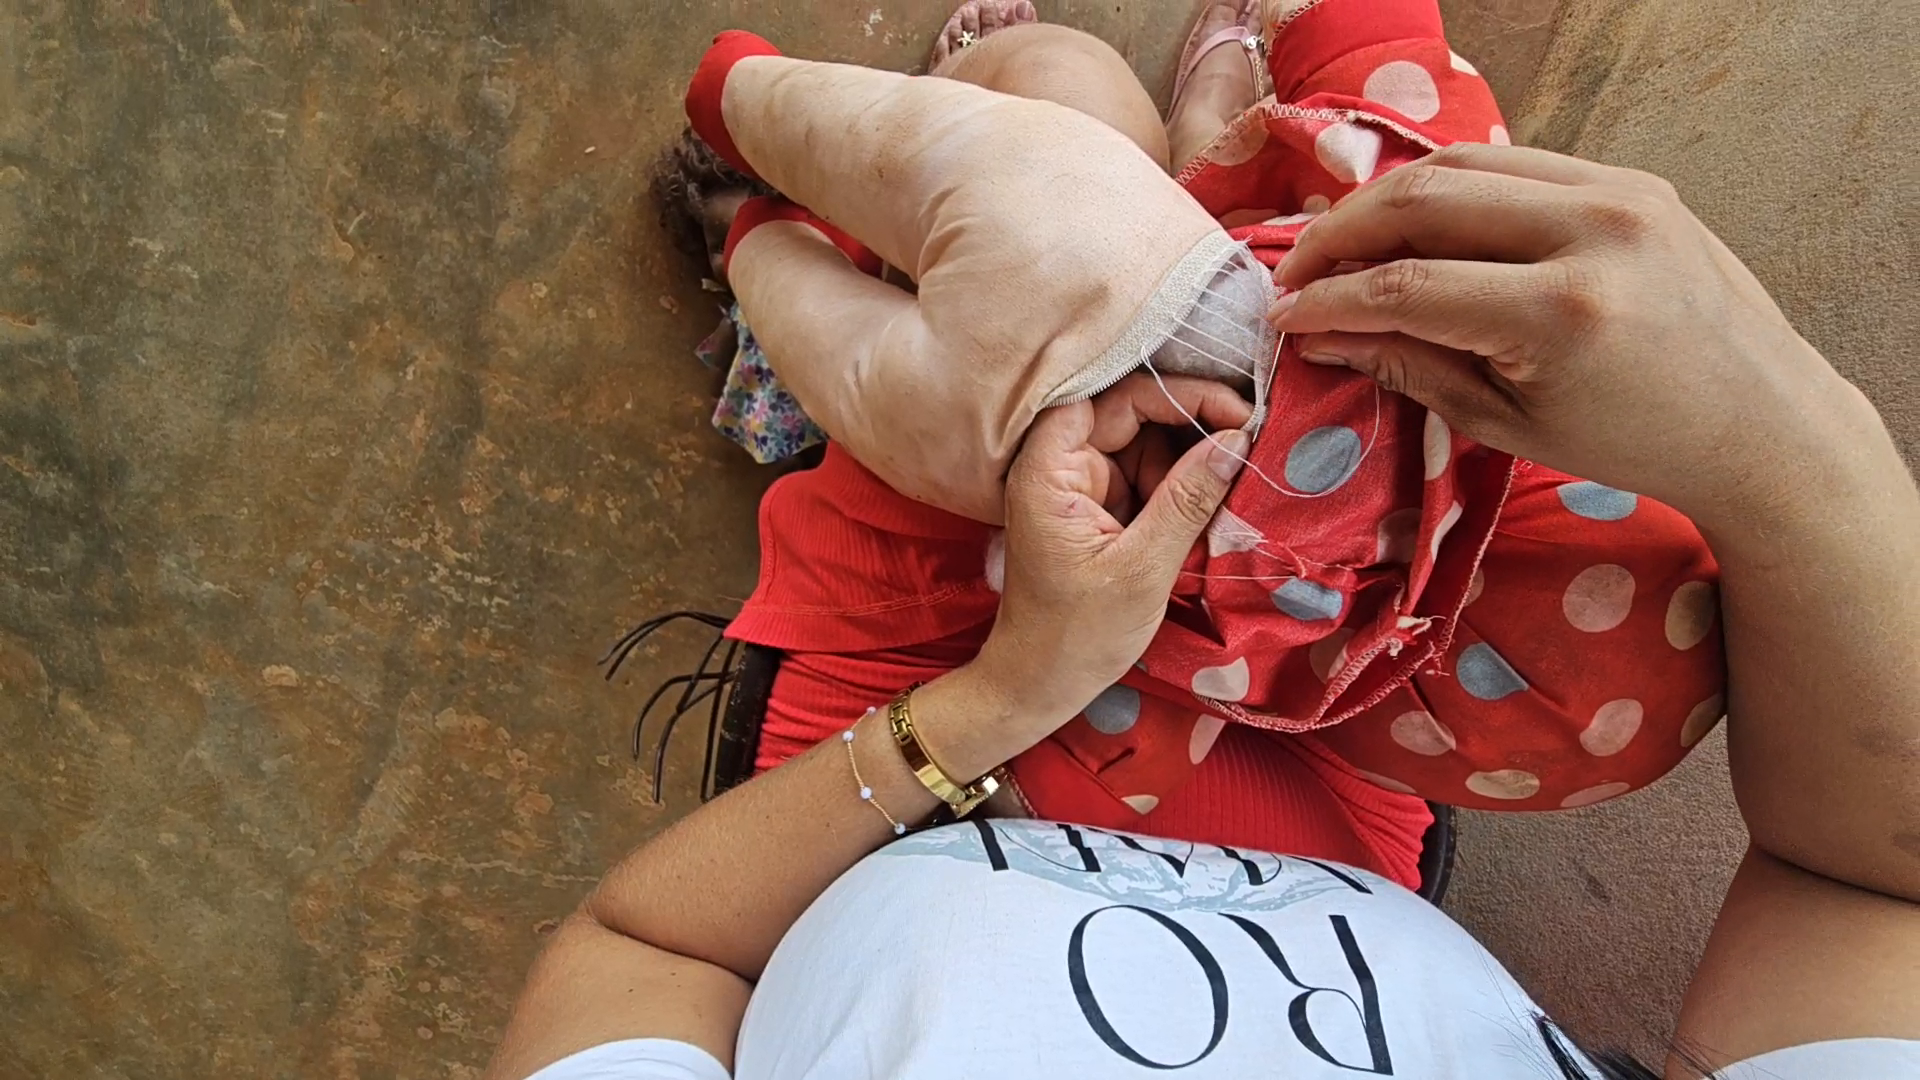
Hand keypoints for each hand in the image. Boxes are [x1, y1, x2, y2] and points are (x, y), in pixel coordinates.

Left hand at [972, 395, 1247, 725]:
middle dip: (1189, 423)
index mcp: (1048, 471)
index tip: (1234, 410)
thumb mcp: (1142, 567)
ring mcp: (1076, 488)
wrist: (1039, 682)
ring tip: (1237, 473)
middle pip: (1126, 415)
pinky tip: (1213, 496)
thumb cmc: (1079, 634)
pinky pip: (1140, 477)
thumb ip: (1188, 498)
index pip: (1110, 399)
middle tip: (1250, 438)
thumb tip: (1238, 439)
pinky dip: (1175, 484)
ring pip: (1139, 445)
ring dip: (1187, 456)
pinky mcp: (1094, 510)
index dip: (1172, 393)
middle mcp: (1057, 468)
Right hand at [1269, 142, 1876, 530]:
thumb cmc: (1623, 440)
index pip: (1404, 285)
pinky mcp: (1629, 180)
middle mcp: (1593, 229)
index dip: (1326, 300)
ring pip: (1459, 164)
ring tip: (1335, 247)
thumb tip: (1322, 336)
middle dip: (1338, 235)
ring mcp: (1620, 191)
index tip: (1279, 317)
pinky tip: (1403, 225)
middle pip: (1424, 200)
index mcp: (1559, 311)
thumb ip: (1406, 364)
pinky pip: (1505, 164)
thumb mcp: (1498, 419)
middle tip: (1293, 273)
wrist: (1758, 420)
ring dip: (1379, 202)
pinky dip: (1437, 188)